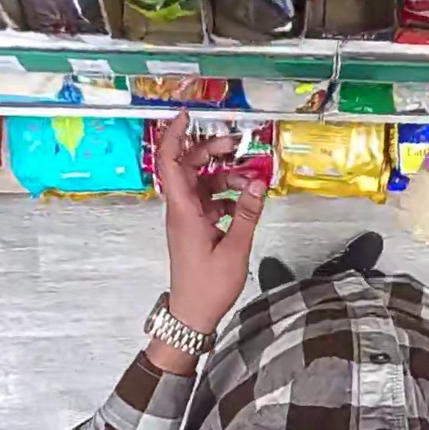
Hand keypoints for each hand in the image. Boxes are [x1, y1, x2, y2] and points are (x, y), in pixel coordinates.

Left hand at [151, 111, 266, 368]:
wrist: (193, 313)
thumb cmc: (208, 285)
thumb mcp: (234, 247)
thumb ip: (247, 213)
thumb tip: (258, 184)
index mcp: (183, 211)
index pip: (170, 163)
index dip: (174, 136)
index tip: (187, 116)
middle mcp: (181, 210)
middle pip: (188, 167)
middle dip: (210, 151)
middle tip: (236, 145)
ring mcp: (188, 219)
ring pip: (202, 184)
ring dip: (225, 177)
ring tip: (252, 181)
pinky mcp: (196, 228)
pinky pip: (209, 201)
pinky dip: (227, 196)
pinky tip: (246, 203)